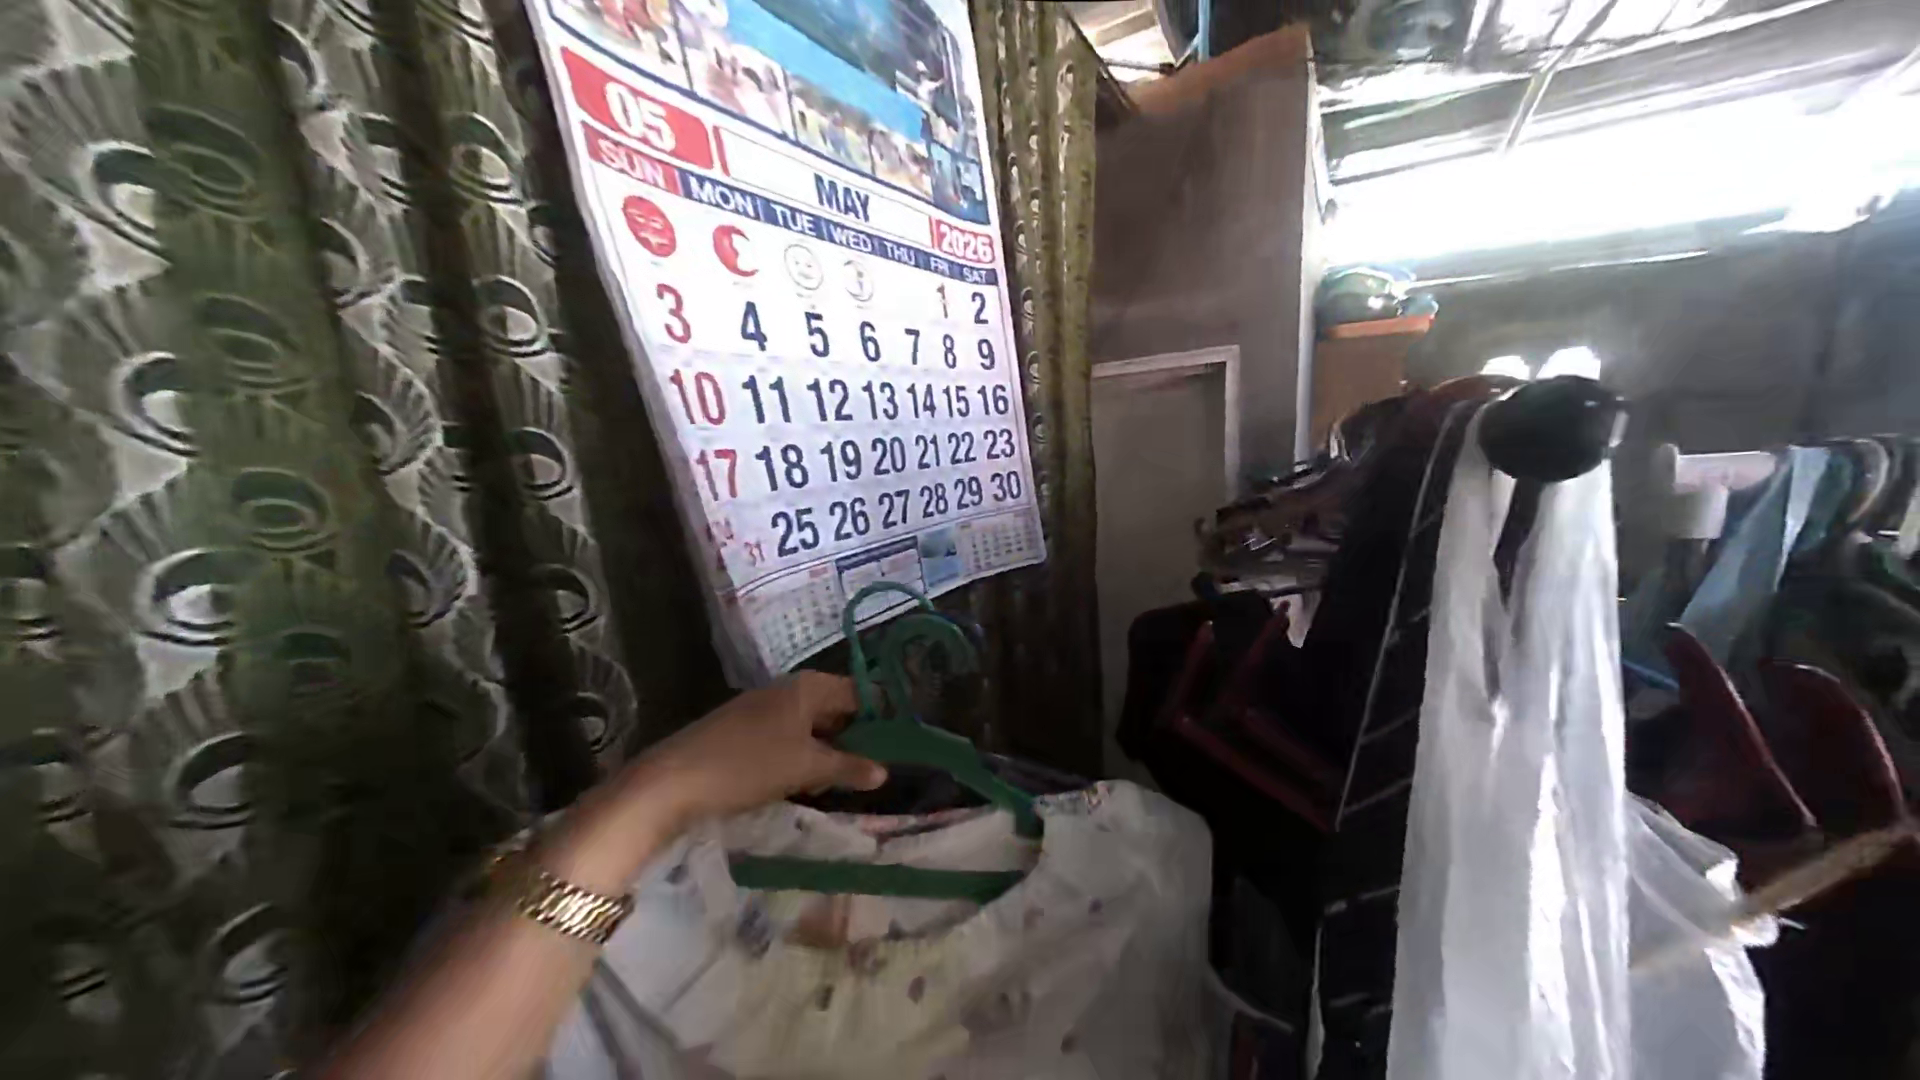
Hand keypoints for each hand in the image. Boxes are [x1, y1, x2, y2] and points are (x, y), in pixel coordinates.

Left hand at [542, 673, 885, 890]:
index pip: (858, 692)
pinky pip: (786, 736)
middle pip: (834, 708)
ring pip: (810, 725)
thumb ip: (848, 767)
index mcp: (808, 687)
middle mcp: (787, 689)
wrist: (672, 780)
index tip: (895, 744)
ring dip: (825, 751)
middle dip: (851, 738)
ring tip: (832, 784)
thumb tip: (884, 771)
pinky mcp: (743, 729)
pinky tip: (797, 783)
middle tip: (864, 771)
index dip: (879, 716)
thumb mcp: (806, 768)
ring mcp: (763, 708)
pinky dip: (799, 755)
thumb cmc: (749, 764)